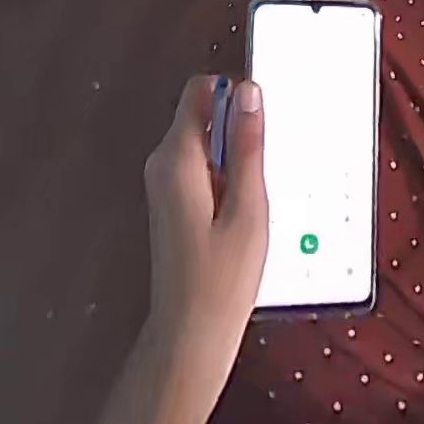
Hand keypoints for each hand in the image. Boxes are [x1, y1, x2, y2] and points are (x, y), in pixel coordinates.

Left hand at [143, 74, 268, 346]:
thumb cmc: (221, 278)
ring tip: (250, 195)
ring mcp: (163, 179)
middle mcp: (162, 161)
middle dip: (236, 127)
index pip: (199, 90)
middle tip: (261, 167)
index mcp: (177, 157)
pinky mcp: (170, 195)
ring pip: (203, 138)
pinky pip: (200, 162)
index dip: (232, 92)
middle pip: (201, 113)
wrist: (189, 333)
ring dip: (232, 153)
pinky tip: (238, 206)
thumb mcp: (248, 207)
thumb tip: (249, 92)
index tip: (259, 115)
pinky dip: (223, 171)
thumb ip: (248, 145)